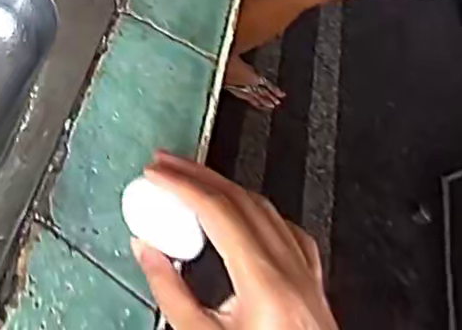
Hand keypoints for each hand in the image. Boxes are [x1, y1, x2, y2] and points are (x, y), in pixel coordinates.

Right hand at [130, 153, 336, 329]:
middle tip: (163, 165)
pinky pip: (289, 234)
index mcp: (266, 286)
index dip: (180, 183)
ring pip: (266, 210)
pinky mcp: (316, 295)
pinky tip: (243, 214)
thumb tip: (146, 248)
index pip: (217, 209)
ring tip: (192, 181)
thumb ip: (169, 291)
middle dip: (196, 174)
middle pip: (241, 199)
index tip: (153, 174)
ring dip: (223, 187)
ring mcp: (310, 284)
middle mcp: (293, 277)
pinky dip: (257, 212)